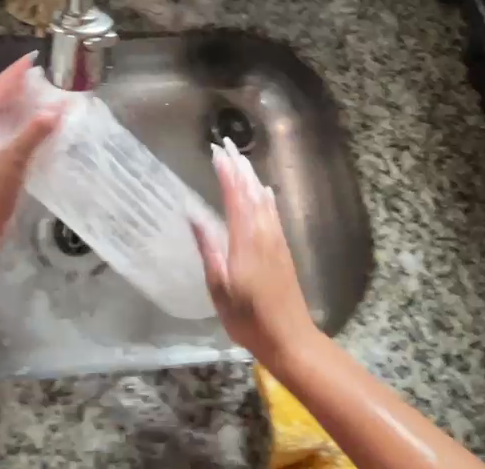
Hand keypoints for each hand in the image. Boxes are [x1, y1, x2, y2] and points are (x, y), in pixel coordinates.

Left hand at [0, 53, 61, 256]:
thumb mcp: (14, 158)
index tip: (33, 58)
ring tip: (40, 92)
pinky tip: (34, 122)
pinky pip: (0, 131)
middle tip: (41, 74)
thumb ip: (35, 131)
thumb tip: (57, 108)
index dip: (14, 73)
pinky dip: (17, 122)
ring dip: (17, 105)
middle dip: (16, 87)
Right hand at [193, 139, 319, 363]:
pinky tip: (263, 190)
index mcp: (246, 241)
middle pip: (251, 192)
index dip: (225, 173)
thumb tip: (194, 214)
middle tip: (226, 145)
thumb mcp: (219, 288)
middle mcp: (264, 234)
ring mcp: (276, 240)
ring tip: (240, 158)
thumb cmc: (248, 319)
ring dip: (251, 177)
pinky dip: (265, 196)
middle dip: (238, 167)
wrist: (290, 339)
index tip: (215, 152)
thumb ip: (209, 249)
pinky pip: (273, 212)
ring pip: (263, 199)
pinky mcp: (283, 249)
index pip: (235, 197)